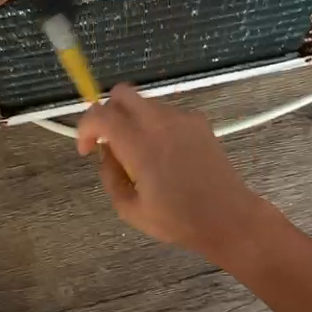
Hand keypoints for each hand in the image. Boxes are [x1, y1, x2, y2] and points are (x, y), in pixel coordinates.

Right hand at [77, 85, 280, 261]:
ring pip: (145, 102)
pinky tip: (166, 154)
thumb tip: (106, 153)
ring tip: (139, 153)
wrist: (227, 215)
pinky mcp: (198, 120)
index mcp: (139, 144)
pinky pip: (167, 113)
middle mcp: (159, 121)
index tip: (86, 149)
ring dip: (133, 119)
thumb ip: (110, 176)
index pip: (100, 114)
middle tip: (108, 140)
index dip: (85, 127)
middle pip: (122, 93)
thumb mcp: (130, 209)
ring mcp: (181, 117)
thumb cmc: (177, 219)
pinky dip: (156, 125)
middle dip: (107, 111)